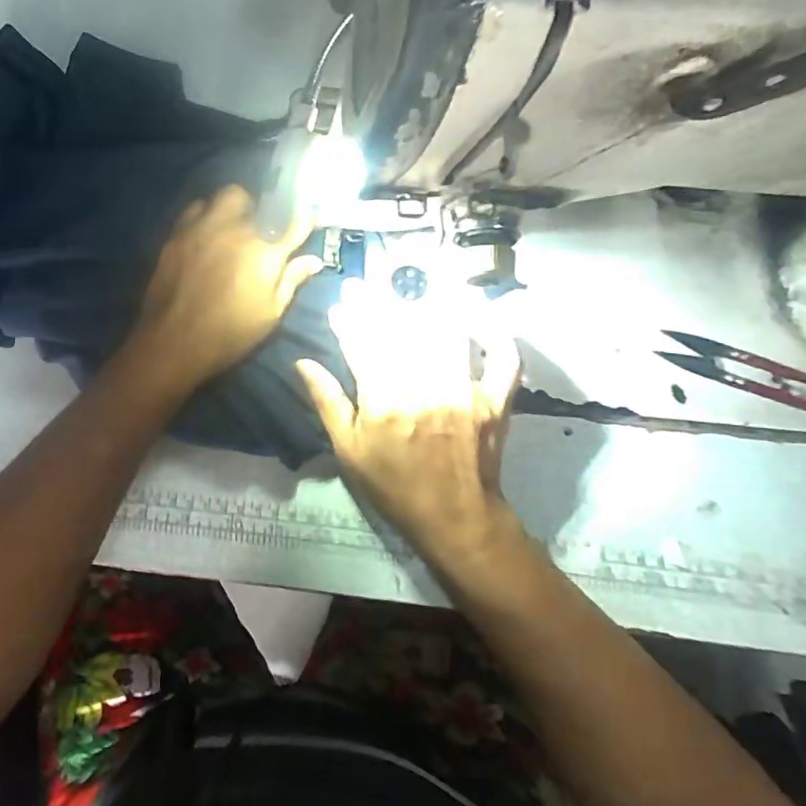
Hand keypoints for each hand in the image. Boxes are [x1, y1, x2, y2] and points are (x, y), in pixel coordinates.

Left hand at [124, 185, 322, 390]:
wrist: (172, 342)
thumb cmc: (229, 334)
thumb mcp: (269, 314)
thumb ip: (290, 281)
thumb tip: (313, 260)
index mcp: (264, 251)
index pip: (293, 221)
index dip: (303, 215)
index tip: (307, 215)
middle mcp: (234, 230)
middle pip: (252, 199)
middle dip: (257, 210)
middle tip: (256, 230)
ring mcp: (201, 229)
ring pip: (221, 198)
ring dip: (229, 209)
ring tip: (227, 229)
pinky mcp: (175, 236)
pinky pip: (193, 211)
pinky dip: (202, 217)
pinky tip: (201, 236)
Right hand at [295, 279, 523, 566]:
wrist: (455, 519)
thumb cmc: (393, 486)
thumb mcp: (349, 450)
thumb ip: (328, 402)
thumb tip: (303, 363)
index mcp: (384, 401)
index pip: (362, 345)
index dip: (349, 320)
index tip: (340, 303)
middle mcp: (425, 388)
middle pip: (401, 332)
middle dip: (378, 305)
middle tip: (364, 287)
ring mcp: (465, 391)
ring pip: (446, 334)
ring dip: (429, 305)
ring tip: (417, 287)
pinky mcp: (495, 400)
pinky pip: (502, 358)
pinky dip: (495, 333)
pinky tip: (480, 314)